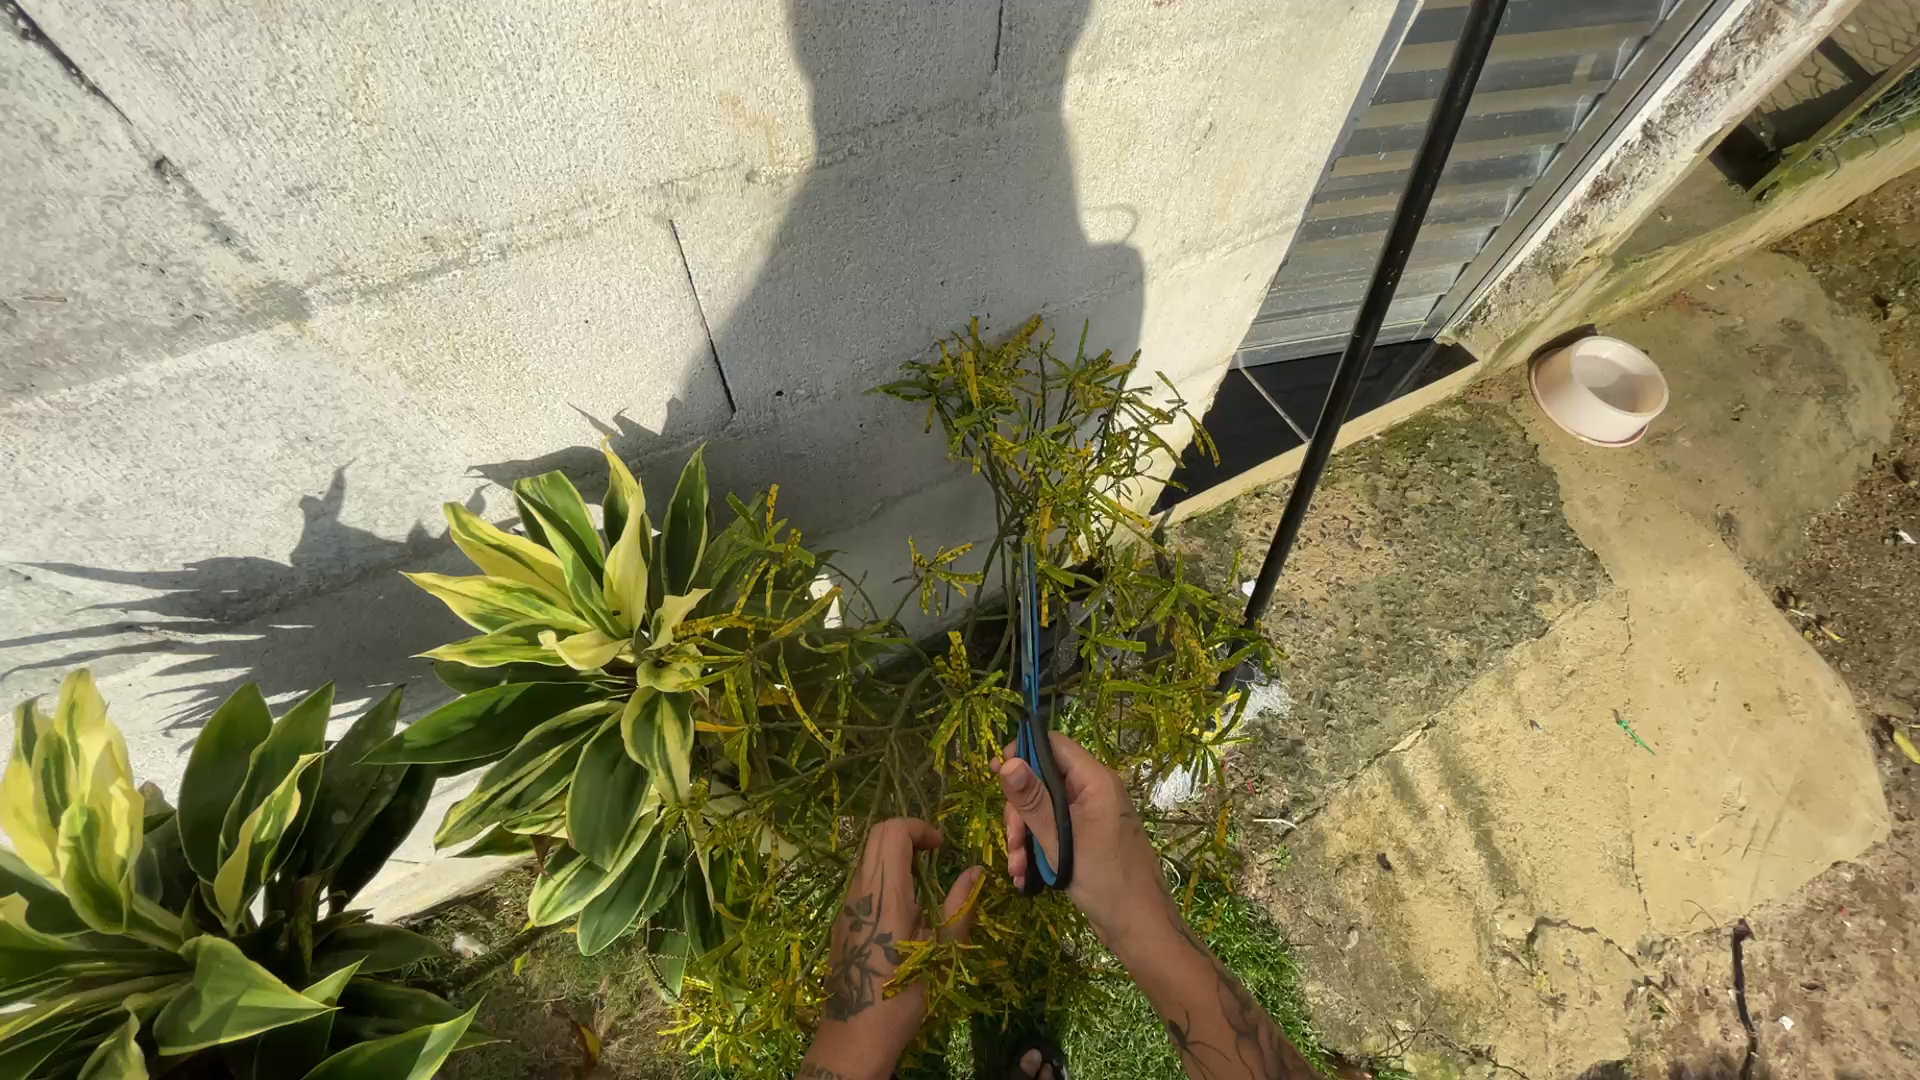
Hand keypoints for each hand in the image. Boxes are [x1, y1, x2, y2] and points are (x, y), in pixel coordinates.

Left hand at [800, 818, 983, 1079]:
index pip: (893, 831)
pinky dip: (884, 873)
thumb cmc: (903, 995)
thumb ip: (959, 906)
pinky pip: (863, 878)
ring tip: (921, 881)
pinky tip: (903, 908)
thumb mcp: (940, 952)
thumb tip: (976, 871)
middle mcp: (861, 890)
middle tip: (932, 854)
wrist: (854, 1037)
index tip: (941, 847)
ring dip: (894, 853)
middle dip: (907, 833)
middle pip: (877, 835)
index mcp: (886, 893)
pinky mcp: (842, 919)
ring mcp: (847, 904)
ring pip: (868, 855)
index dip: (919, 828)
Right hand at [997, 733, 1174, 959]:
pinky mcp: (1087, 836)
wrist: (1140, 928)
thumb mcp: (1060, 840)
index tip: (997, 775)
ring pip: (1044, 808)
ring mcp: (1091, 814)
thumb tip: (1007, 762)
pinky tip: (1025, 873)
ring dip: (1025, 834)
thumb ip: (1032, 799)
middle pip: (1043, 779)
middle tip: (1012, 840)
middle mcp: (1093, 790)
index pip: (1053, 744)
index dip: (1022, 753)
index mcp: (1095, 780)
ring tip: (1017, 867)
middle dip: (1021, 810)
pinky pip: (1055, 828)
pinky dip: (1038, 846)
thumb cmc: (1105, 880)